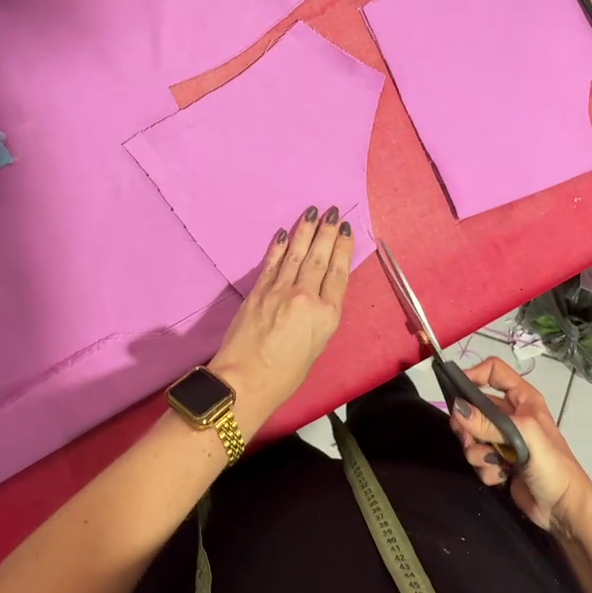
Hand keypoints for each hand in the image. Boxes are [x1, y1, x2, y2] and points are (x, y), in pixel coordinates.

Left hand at [209, 206, 355, 430]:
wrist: (245, 381)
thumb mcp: (317, 347)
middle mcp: (306, 297)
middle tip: (332, 211)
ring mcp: (280, 291)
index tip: (346, 229)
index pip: (338, 273)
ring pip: (297, 254)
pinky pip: (272, 262)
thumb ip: (320, 317)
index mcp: (326, 315)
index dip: (343, 248)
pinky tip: (286, 233)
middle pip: (319, 258)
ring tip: (313, 212)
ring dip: (306, 231)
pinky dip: (280, 246)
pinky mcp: (258, 290)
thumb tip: (318, 294)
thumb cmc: (285, 375)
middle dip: (326, 232)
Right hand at [450, 358, 591, 531]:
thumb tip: (457, 409)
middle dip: (468, 425)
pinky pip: (477, 457)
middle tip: (468, 438)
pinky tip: (501, 477)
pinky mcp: (498, 462)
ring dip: (477, 451)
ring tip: (493, 463)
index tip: (457, 394)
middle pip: (474, 406)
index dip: (473, 375)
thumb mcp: (524, 437)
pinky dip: (485, 468)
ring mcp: (503, 439)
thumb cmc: (553, 466)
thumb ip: (489, 422)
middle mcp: (511, 415)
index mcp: (522, 399)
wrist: (564, 510)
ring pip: (472, 435)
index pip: (493, 371)